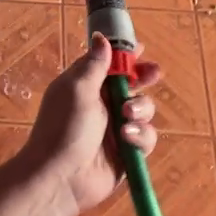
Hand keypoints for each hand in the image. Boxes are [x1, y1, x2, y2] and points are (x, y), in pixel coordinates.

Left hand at [18, 33, 160, 214]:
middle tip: (154, 74)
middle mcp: (100, 104)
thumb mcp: (78, 89)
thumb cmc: (65, 127)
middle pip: (131, 85)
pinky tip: (127, 140)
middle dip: (143, 79)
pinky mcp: (127, 151)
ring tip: (127, 115)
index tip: (142, 50)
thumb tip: (101, 37)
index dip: (125, 57)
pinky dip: (140, 136)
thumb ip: (94, 65)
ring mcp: (114, 128)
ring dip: (140, 109)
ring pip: (143, 110)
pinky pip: (145, 137)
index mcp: (84, 85)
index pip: (107, 64)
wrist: (62, 177)